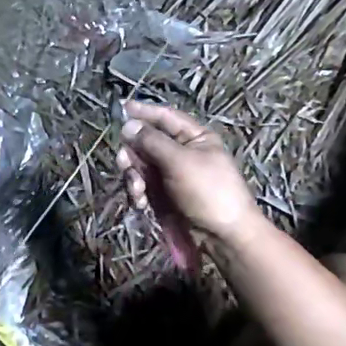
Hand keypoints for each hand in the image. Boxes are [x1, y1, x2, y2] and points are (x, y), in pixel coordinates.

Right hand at [116, 100, 259, 241]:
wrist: (224, 237)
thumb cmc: (208, 191)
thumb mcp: (180, 161)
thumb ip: (152, 141)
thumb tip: (128, 124)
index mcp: (195, 137)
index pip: (165, 117)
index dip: (143, 111)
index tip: (120, 108)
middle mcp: (183, 152)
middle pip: (148, 142)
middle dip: (134, 153)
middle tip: (125, 163)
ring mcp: (174, 175)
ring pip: (142, 166)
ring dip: (135, 177)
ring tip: (138, 191)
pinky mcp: (166, 196)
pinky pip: (145, 186)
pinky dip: (139, 193)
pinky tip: (142, 203)